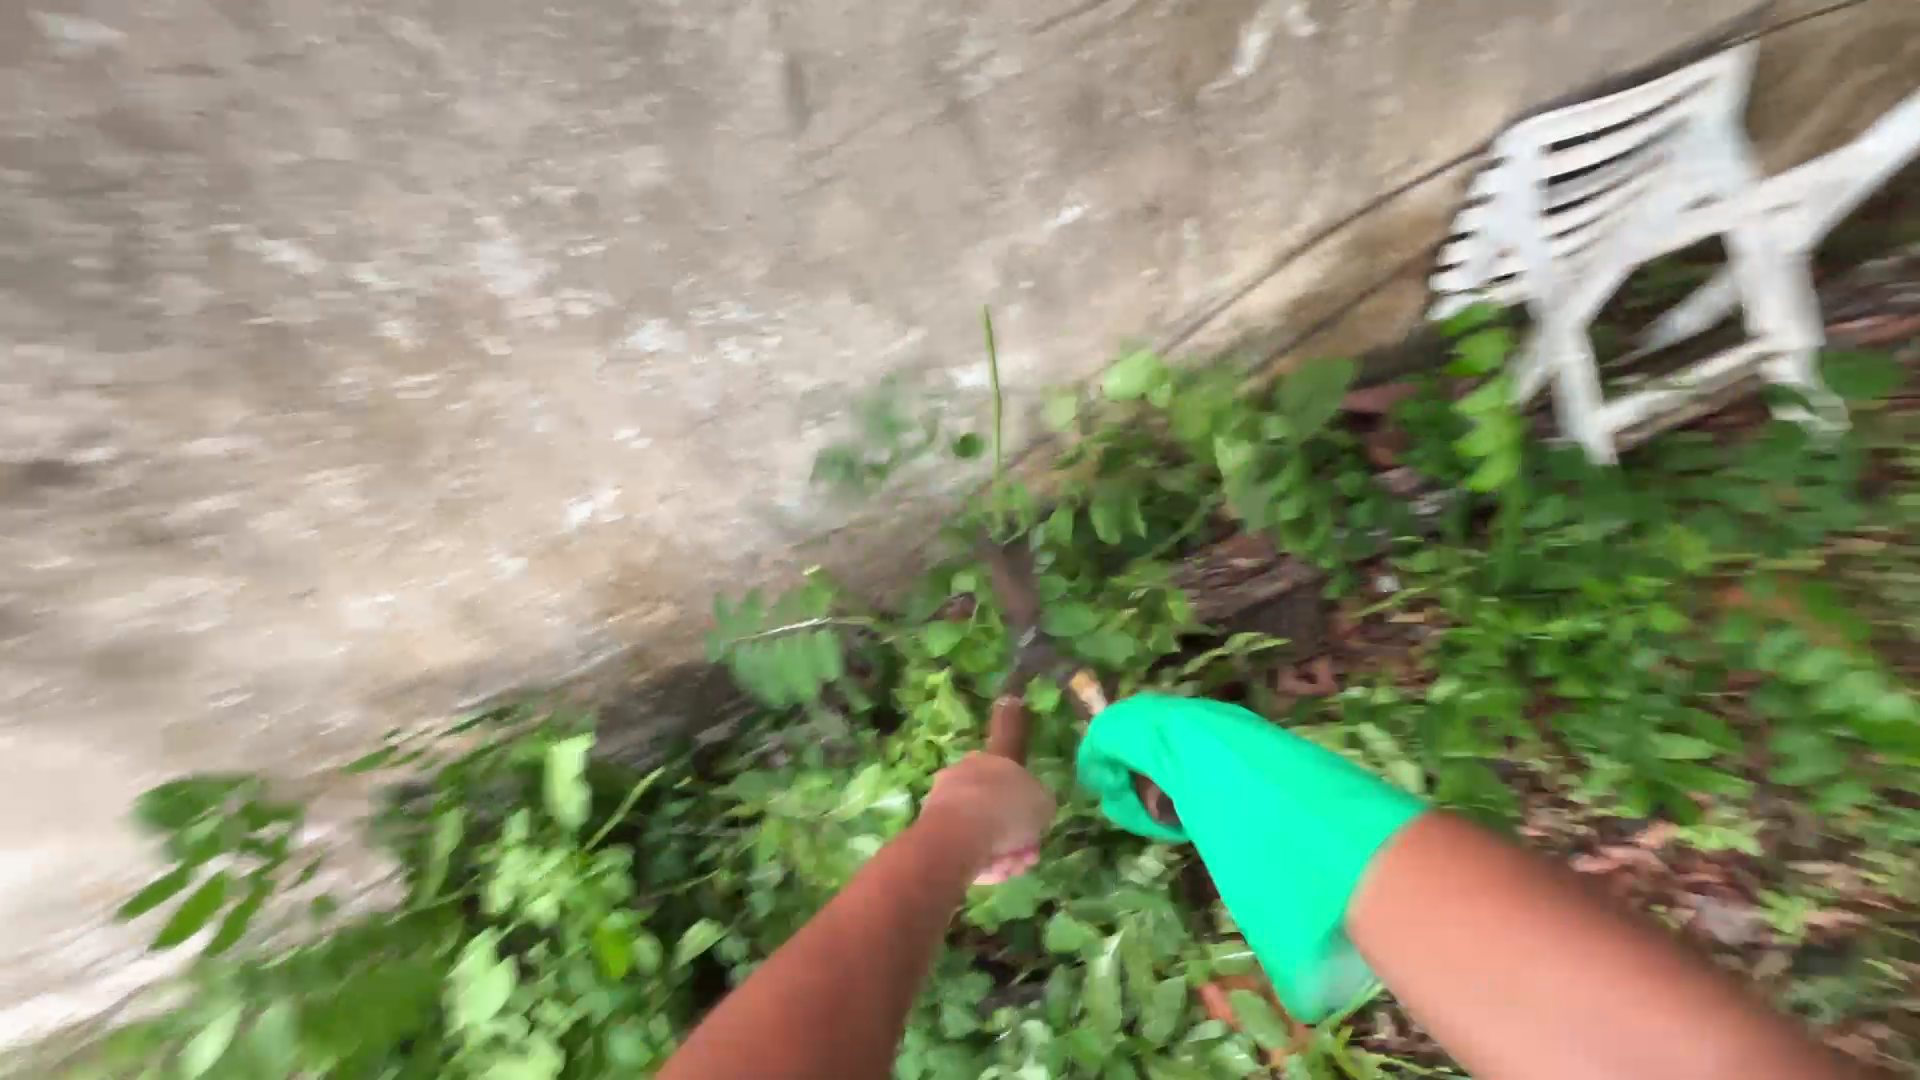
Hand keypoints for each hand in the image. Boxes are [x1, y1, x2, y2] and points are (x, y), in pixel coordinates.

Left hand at [921, 753, 1055, 883]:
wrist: (961, 831)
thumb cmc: (1008, 808)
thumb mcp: (1044, 802)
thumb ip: (1041, 805)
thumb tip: (1036, 811)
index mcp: (988, 760)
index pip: (1011, 785)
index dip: (1027, 814)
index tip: (1035, 836)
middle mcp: (963, 775)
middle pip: (995, 812)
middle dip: (1014, 839)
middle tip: (1026, 858)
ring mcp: (944, 803)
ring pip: (980, 833)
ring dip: (1000, 854)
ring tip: (1009, 869)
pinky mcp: (930, 831)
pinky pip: (963, 848)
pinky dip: (979, 861)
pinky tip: (990, 872)